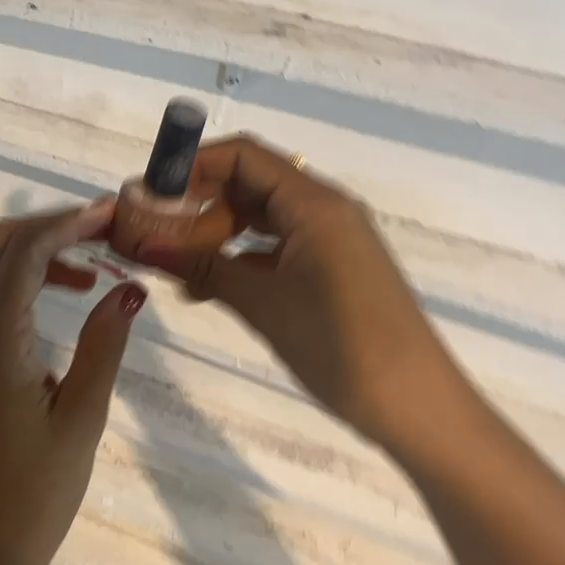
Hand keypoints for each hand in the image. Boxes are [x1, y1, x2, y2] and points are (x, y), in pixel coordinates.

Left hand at [0, 200, 146, 564]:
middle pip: (1, 246)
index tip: (112, 213)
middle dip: (53, 226)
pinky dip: (24, 280)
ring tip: (94, 264)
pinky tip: (66, 295)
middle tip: (106, 228)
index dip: (68, 222)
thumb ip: (103, 343)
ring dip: (39, 251)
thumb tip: (129, 287)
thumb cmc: (38, 488)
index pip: (25, 251)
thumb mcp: (83, 415)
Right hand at [140, 136, 466, 449]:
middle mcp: (326, 209)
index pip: (243, 155)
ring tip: (175, 261)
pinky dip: (242, 257)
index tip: (150, 190)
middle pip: (251, 181)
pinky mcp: (336, 269)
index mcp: (314, 203)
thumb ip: (202, 268)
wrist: (420, 409)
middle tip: (155, 229)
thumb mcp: (263, 304)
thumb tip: (144, 247)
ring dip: (217, 231)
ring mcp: (333, 240)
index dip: (193, 164)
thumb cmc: (340, 345)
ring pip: (262, 216)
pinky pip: (278, 245)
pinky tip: (210, 286)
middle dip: (199, 199)